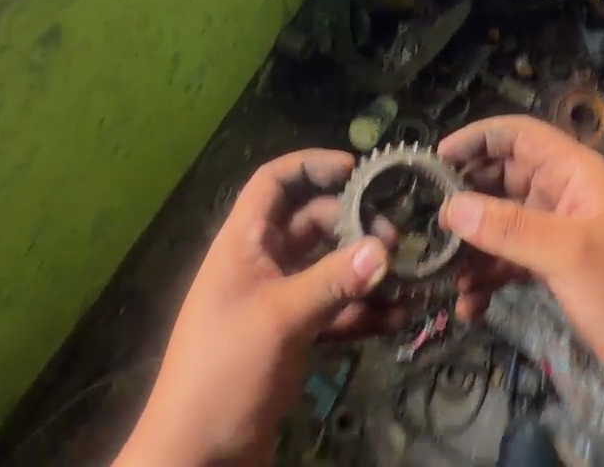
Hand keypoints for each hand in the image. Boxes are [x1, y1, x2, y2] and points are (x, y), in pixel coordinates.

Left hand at [115, 150, 402, 466]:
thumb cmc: (226, 369)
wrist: (196, 455)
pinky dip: (361, 311)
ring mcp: (278, 300)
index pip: (274, 182)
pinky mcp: (292, 336)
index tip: (356, 170)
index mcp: (244, 241)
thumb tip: (385, 249)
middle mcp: (261, 262)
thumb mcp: (282, 317)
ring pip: (328, 268)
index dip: (312, 165)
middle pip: (312, 223)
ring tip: (407, 283)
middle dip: (354, 226)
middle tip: (396, 242)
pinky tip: (395, 320)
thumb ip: (334, 280)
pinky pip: (332, 310)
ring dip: (365, 273)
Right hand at [438, 116, 603, 388]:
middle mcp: (562, 195)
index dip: (478, 138)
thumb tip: (450, 208)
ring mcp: (557, 232)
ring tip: (446, 270)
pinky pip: (509, 261)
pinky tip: (470, 303)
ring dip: (474, 245)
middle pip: (503, 178)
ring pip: (501, 223)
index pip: (519, 135)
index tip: (437, 157)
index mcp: (574, 173)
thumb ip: (508, 227)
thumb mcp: (569, 252)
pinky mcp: (554, 268)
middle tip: (430, 219)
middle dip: (467, 196)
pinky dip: (488, 277)